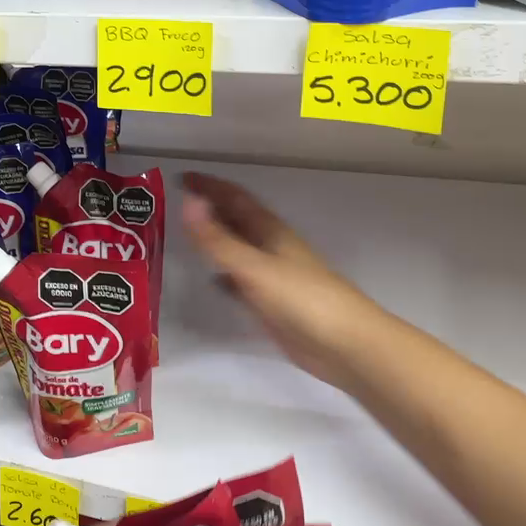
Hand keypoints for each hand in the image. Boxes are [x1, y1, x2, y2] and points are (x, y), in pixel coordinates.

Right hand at [179, 172, 377, 391]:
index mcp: (270, 231)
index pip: (235, 198)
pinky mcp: (272, 303)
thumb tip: (187, 202)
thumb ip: (218, 239)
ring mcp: (273, 276)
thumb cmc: (303, 299)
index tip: (182, 178)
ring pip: (239, 248)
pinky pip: (242, 280)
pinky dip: (224, 274)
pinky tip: (212, 280)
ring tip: (186, 236)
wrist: (346, 346)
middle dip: (211, 208)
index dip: (210, 186)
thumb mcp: (254, 267)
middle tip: (178, 202)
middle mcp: (271, 248)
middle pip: (237, 220)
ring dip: (216, 239)